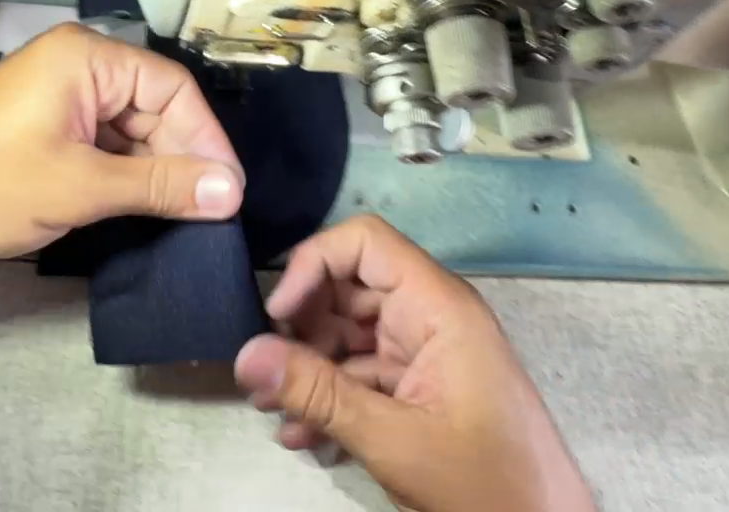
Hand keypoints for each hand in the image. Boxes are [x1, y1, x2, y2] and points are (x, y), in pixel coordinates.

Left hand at [0, 23, 243, 268]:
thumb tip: (230, 192)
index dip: (205, 137)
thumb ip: (160, 186)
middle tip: (208, 210)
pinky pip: (102, 140)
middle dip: (179, 156)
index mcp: (86, 57)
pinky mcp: (46, 121)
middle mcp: (77, 64)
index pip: (171, 87)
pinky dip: (123, 171)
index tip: (228, 189)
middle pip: (152, 105)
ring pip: (129, 127)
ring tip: (181, 214)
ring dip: (153, 168)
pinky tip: (142, 204)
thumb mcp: (82, 186)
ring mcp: (59, 93)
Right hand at [233, 215, 593, 511]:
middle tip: (267, 372)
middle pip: (350, 288)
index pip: (365, 242)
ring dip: (310, 369)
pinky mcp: (419, 386)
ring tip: (273, 410)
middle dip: (302, 326)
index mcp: (436, 304)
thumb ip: (317, 394)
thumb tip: (245, 354)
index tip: (278, 314)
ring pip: (349, 333)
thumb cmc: (483, 485)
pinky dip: (331, 397)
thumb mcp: (392, 439)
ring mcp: (424, 351)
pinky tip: (303, 437)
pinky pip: (363, 372)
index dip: (314, 264)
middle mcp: (429, 314)